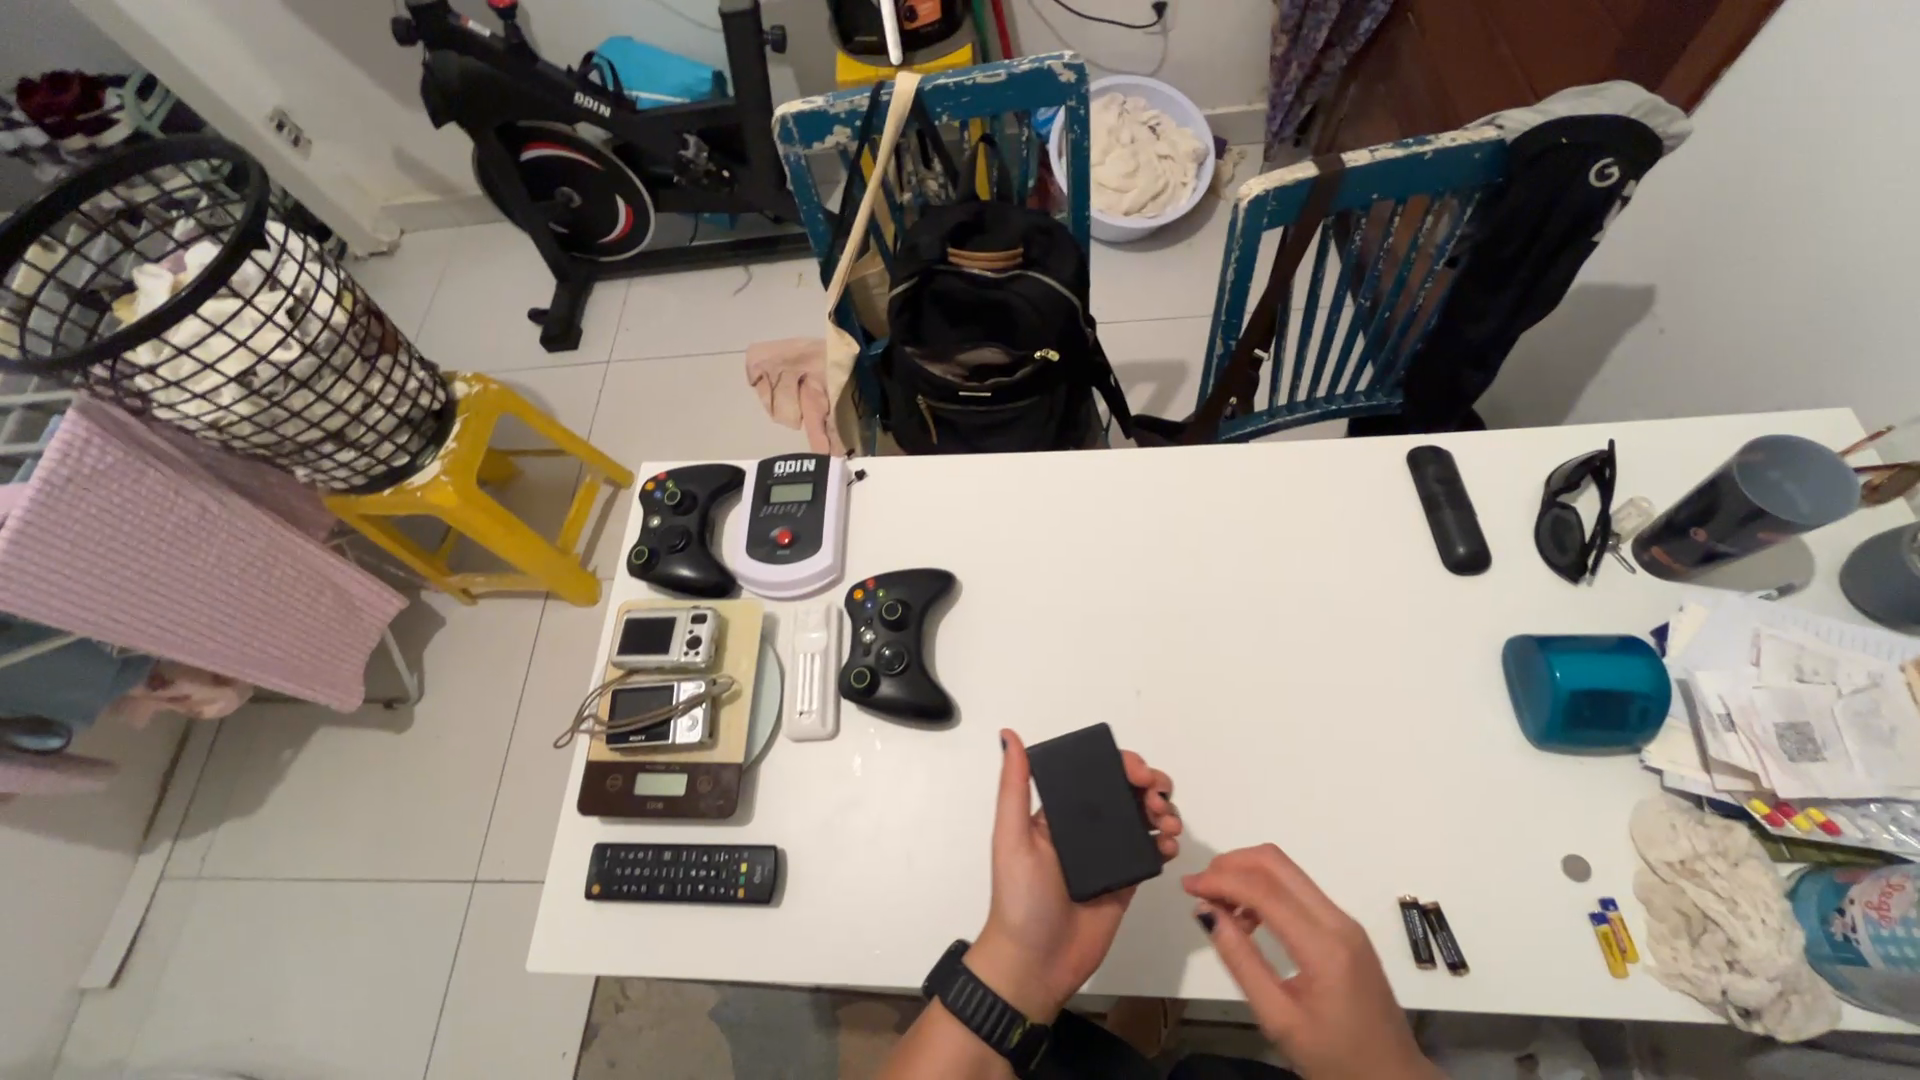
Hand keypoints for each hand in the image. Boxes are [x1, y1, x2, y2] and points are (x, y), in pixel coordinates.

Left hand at [964, 729, 1181, 1022]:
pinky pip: (1151, 851)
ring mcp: (1108, 853)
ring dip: (1163, 809)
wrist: (1037, 962)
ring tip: (1167, 822)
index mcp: (1058, 811)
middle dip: (1149, 784)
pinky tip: (1169, 845)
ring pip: (1143, 817)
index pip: (1094, 773)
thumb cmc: (1020, 897)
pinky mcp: (1127, 879)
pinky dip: (1166, 841)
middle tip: (1157, 797)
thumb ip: (1015, 786)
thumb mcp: (1012, 836)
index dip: (1120, 764)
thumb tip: (1009, 734)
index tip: (1137, 770)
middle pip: (1125, 791)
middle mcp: (1084, 827)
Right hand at [1183, 845, 1439, 1079]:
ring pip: (1286, 870)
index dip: (1219, 879)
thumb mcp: (1279, 1019)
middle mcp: (1338, 921)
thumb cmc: (1336, 1059)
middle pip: (1276, 862)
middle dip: (1231, 865)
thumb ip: (1241, 961)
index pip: (1263, 889)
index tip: (1186, 887)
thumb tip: (1206, 911)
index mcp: (1324, 947)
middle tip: (1201, 889)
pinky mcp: (1344, 928)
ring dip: (1246, 875)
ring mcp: (1344, 921)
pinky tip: (1248, 919)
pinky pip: (1297, 889)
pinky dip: (1264, 889)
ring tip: (1220, 908)